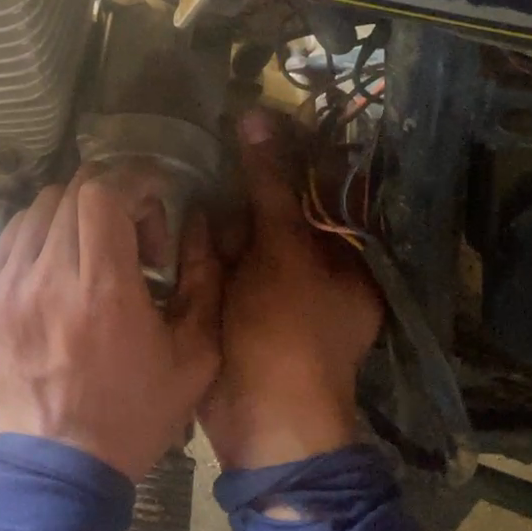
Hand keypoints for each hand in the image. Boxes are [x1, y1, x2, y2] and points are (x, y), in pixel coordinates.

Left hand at [0, 167, 222, 481]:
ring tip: (95, 252)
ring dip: (75, 213)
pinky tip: (60, 263)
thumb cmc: (134, 412)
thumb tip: (199, 223)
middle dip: (112, 199)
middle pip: (72, 191)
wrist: (61, 463)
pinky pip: (12, 232)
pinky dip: (41, 231)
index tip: (154, 215)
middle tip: (131, 241)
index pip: (102, 193)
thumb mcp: (195, 356)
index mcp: (102, 289)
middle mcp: (48, 276)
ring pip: (39, 205)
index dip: (134, 186)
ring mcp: (9, 283)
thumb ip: (204, 281)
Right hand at [199, 111, 383, 470]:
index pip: (322, 187)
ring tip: (198, 158)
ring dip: (223, 204)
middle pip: (280, 205)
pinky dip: (205, 234)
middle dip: (251, 176)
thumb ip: (268, 185)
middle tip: (224, 129)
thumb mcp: (283, 251)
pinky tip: (186, 204)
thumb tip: (256, 115)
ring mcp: (269, 282)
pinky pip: (221, 254)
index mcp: (345, 256)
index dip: (295, 150)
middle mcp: (310, 265)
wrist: (259, 419)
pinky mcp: (235, 296)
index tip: (262, 111)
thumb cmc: (289, 330)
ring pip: (245, 228)